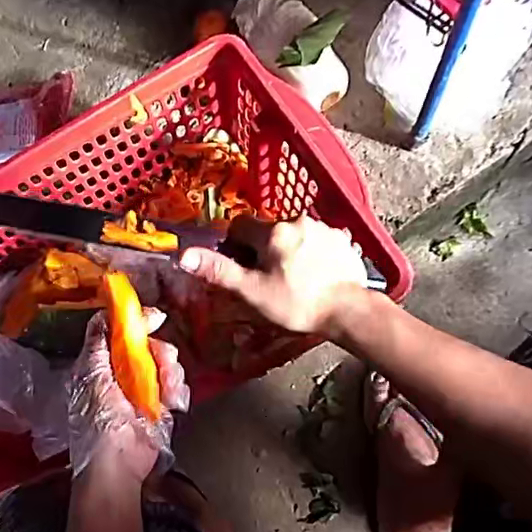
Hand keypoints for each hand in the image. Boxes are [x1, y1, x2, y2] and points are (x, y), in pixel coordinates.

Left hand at [68, 306, 189, 482]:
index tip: (154, 318)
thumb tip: (107, 313)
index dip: (137, 321)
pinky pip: (178, 385)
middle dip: (160, 351)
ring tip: (166, 392)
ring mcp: (146, 388)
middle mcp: (125, 372)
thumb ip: (97, 342)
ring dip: (171, 373)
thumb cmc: (98, 422)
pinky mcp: (164, 404)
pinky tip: (171, 403)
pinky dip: (177, 391)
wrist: (120, 462)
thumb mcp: (90, 374)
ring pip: (168, 362)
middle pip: (150, 344)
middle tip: (162, 359)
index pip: (121, 331)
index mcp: (104, 363)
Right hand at [177, 216, 371, 336]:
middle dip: (264, 250)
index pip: (240, 226)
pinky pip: (317, 241)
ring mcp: (324, 228)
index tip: (242, 268)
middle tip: (268, 280)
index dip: (235, 246)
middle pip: (268, 231)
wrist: (348, 310)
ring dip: (289, 251)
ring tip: (295, 281)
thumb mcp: (252, 292)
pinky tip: (316, 277)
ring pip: (294, 235)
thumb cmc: (297, 304)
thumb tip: (183, 255)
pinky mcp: (343, 239)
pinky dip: (312, 254)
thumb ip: (218, 270)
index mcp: (272, 232)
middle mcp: (297, 221)